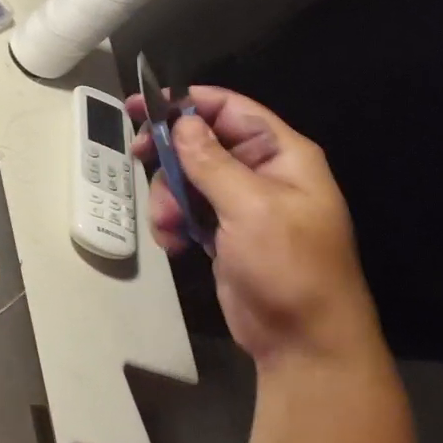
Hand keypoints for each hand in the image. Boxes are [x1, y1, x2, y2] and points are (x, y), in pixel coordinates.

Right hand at [126, 86, 378, 363]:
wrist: (302, 339)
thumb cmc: (290, 267)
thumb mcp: (251, 208)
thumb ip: (212, 162)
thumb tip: (182, 123)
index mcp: (283, 155)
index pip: (230, 109)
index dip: (186, 103)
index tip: (140, 107)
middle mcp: (262, 173)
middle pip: (200, 142)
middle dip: (169, 157)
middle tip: (139, 160)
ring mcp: (241, 205)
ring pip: (185, 179)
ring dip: (168, 198)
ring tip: (170, 226)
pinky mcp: (223, 232)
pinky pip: (185, 211)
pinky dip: (172, 225)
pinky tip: (175, 245)